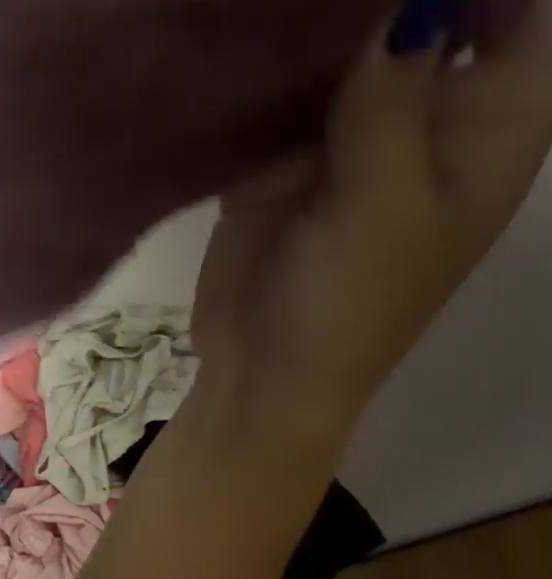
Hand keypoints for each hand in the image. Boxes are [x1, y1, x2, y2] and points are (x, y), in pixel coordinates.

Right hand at [194, 3, 551, 418]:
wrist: (262, 375)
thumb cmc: (351, 304)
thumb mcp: (384, 208)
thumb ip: (389, 108)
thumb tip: (394, 12)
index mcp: (489, 125)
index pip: (516, 16)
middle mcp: (422, 120)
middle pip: (421, 26)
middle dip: (379, 7)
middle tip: (308, 0)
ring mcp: (341, 145)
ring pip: (337, 62)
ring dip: (306, 39)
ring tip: (263, 13)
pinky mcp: (271, 171)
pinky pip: (267, 110)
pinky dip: (251, 85)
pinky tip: (228, 56)